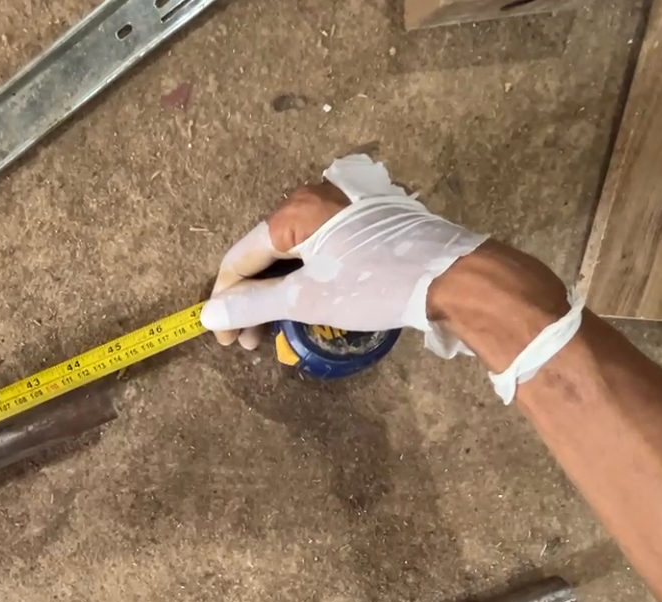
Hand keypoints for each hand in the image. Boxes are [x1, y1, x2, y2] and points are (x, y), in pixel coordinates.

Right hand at [200, 154, 486, 356]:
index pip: (239, 258)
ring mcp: (341, 208)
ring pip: (290, 256)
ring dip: (275, 296)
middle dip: (251, 302)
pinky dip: (301, 282)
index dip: (225, 300)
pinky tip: (302, 307)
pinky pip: (316, 252)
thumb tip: (210, 314)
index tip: (224, 338)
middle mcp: (314, 199)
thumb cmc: (373, 285)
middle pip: (263, 256)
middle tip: (250, 341)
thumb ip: (251, 305)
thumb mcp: (305, 300)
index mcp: (294, 212)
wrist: (451, 276)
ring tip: (274, 331)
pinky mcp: (363, 221)